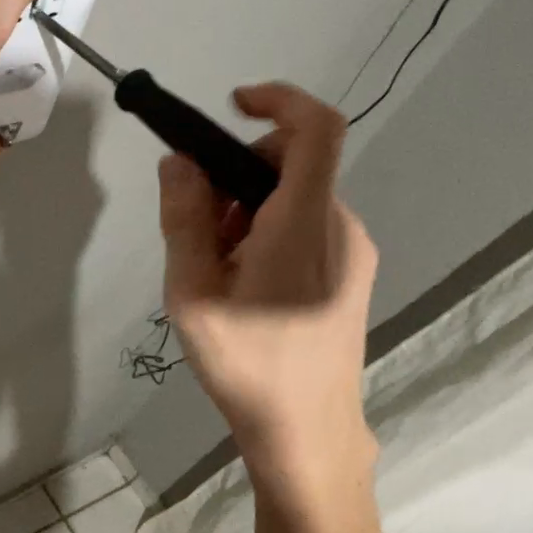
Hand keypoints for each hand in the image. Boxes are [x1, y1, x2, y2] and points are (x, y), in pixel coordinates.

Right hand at [158, 83, 379, 485]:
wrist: (307, 432)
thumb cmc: (246, 365)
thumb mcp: (192, 294)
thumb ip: (184, 221)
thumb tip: (178, 161)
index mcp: (303, 224)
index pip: (315, 129)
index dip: (278, 100)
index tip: (233, 104)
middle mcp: (340, 226)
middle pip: (293, 164)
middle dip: (237, 175)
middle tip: (198, 228)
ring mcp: (354, 252)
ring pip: (296, 199)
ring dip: (249, 211)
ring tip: (216, 271)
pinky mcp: (353, 274)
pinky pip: (308, 228)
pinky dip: (269, 232)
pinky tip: (245, 286)